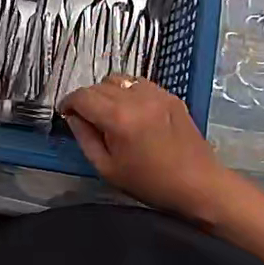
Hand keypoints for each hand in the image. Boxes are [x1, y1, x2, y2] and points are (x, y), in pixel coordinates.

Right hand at [61, 75, 234, 224]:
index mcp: (119, 119)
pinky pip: (139, 83)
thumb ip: (85, 139)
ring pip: (119, 79)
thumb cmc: (150, 183)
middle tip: (86, 118)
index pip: (82, 96)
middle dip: (87, 99)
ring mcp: (156, 94)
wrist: (198, 184)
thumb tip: (74, 117)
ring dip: (107, 92)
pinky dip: (128, 92)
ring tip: (109, 112)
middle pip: (99, 86)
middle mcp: (136, 98)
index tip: (65, 113)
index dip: (68, 103)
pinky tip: (131, 111)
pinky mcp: (170, 95)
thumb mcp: (107, 169)